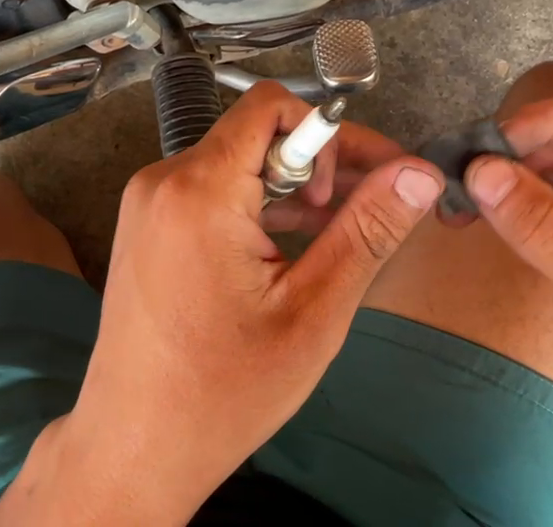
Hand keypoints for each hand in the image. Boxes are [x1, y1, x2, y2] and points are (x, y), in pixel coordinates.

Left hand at [0, 83, 443, 525]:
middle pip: (258, 134)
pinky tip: (293, 244)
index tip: (364, 179)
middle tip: (365, 208)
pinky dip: (258, 204)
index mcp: (199, 191)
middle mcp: (164, 180)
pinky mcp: (148, 224)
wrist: (134, 447)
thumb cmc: (221, 391)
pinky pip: (213, 188)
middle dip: (320, 164)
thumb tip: (418, 175)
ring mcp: (149, 202)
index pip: (270, 105)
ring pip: (238, 162)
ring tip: (336, 233)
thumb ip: (368, 231)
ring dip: (293, 187)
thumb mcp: (312, 311)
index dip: (330, 131)